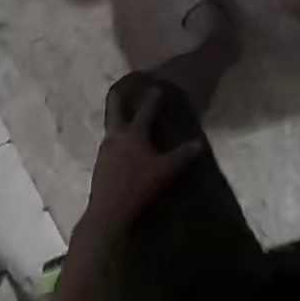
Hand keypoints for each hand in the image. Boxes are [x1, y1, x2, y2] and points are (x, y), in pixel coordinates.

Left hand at [81, 89, 201, 238]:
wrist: (108, 213)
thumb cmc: (138, 187)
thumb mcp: (165, 171)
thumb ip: (183, 156)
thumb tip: (199, 143)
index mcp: (133, 133)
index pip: (146, 110)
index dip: (153, 97)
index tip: (157, 87)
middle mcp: (116, 136)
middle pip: (115, 108)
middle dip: (119, 97)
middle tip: (122, 86)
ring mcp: (105, 150)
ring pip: (111, 127)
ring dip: (118, 119)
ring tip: (126, 118)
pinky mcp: (100, 165)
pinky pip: (109, 143)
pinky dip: (116, 138)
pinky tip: (121, 147)